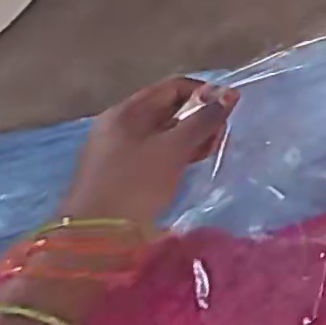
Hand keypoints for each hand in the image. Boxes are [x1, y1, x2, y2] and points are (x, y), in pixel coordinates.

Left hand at [59, 77, 237, 227]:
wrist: (94, 237)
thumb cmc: (135, 184)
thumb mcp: (175, 148)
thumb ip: (205, 119)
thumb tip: (231, 94)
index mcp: (127, 111)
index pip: (174, 86)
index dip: (205, 93)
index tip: (226, 111)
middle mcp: (120, 124)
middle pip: (171, 107)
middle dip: (200, 117)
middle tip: (217, 137)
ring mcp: (119, 147)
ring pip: (167, 129)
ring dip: (192, 136)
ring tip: (207, 152)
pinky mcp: (123, 169)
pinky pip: (158, 149)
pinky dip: (178, 151)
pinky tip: (190, 164)